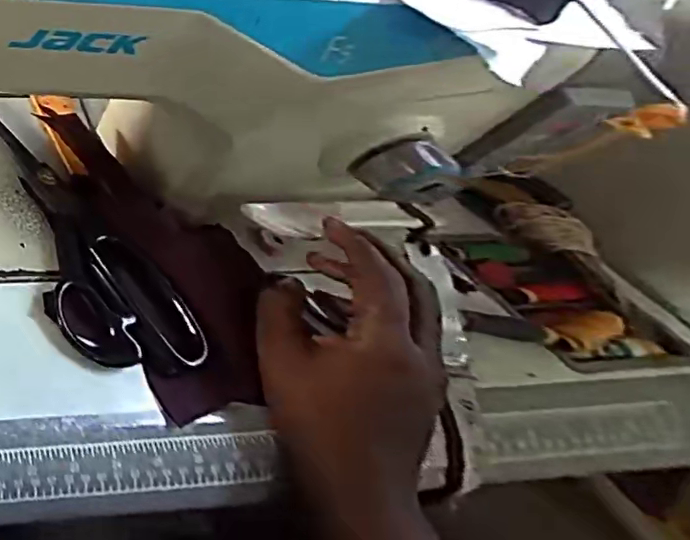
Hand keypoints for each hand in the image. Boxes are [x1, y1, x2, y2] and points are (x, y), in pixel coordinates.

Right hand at [257, 219, 444, 537]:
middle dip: (377, 258)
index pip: (379, 278)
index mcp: (388, 343)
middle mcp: (421, 354)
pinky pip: (407, 333)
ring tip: (326, 271)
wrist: (354, 483)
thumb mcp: (280, 355)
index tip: (329, 223)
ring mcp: (427, 374)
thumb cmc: (314, 418)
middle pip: (415, 290)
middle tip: (340, 238)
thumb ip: (279, 308)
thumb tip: (286, 283)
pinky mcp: (419, 388)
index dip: (353, 245)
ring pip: (415, 312)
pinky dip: (377, 309)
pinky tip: (336, 311)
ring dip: (375, 284)